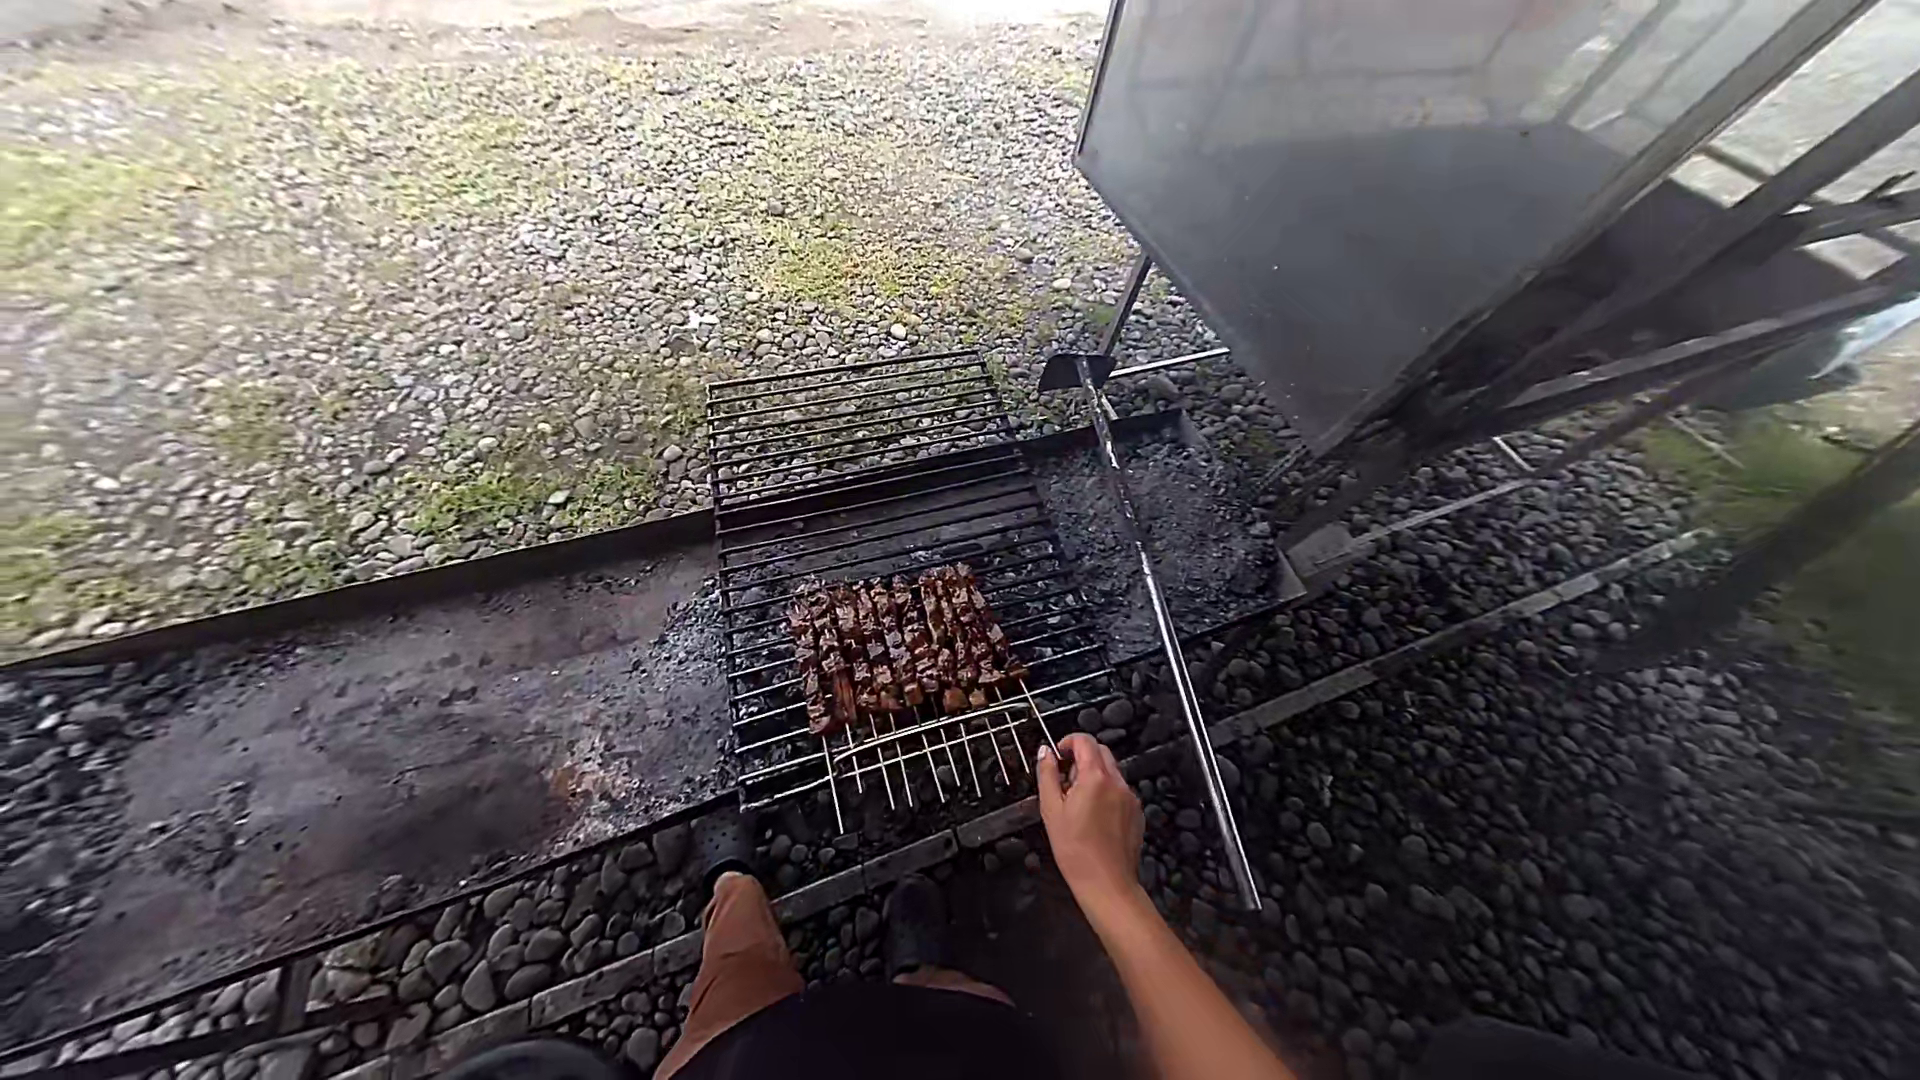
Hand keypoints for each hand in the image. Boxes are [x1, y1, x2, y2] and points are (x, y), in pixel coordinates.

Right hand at [1036, 733, 1145, 911]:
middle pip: (1101, 751)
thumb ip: (1047, 774)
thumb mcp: (1051, 809)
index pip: (1085, 740)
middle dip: (1082, 757)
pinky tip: (1095, 815)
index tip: (1058, 755)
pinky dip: (1107, 791)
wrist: (1107, 885)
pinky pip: (1120, 790)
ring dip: (1094, 774)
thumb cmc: (1076, 850)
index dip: (1068, 742)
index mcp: (1096, 777)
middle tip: (1065, 779)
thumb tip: (1046, 752)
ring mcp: (1130, 797)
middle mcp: (1117, 782)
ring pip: (1111, 770)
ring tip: (1078, 801)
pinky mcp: (1137, 812)